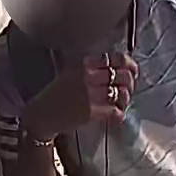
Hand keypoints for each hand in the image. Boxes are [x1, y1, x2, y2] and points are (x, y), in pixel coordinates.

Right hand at [21, 52, 137, 140]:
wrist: (42, 115)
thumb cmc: (55, 96)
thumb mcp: (70, 73)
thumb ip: (90, 69)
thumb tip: (115, 69)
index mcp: (84, 64)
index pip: (115, 58)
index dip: (129, 64)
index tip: (133, 70)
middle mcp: (89, 76)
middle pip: (123, 75)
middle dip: (130, 84)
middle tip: (127, 90)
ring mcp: (91, 94)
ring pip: (122, 93)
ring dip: (126, 100)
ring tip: (121, 104)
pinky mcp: (93, 111)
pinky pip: (116, 111)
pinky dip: (119, 115)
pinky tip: (116, 117)